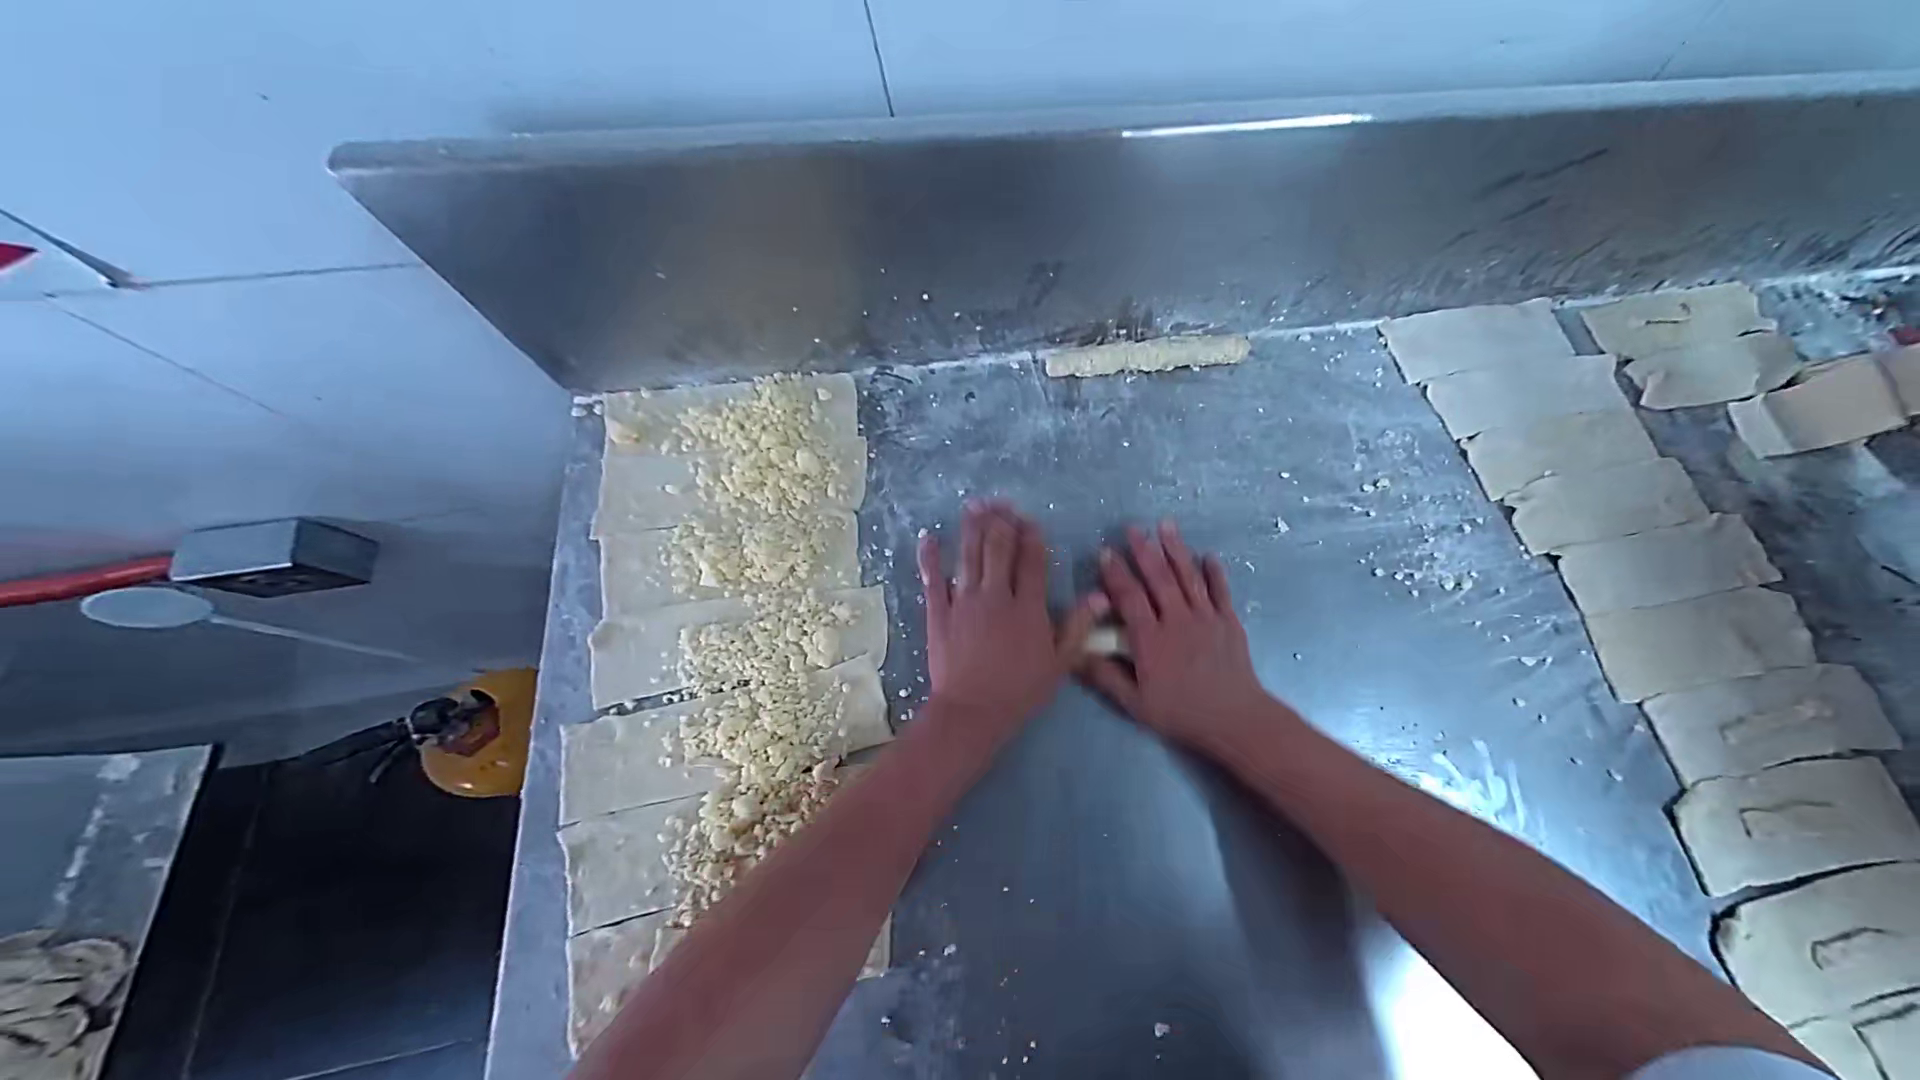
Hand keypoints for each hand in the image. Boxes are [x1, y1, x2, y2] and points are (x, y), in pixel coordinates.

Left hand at [917, 500, 1096, 733]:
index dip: (1032, 536)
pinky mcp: (938, 611)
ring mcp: (963, 600)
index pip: (1032, 561)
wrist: (972, 711)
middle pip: (999, 548)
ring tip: (975, 505)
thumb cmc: (1020, 690)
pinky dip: (930, 556)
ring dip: (973, 527)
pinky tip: (929, 536)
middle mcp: (995, 595)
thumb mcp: (1059, 663)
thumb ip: (1078, 626)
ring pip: (969, 555)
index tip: (1030, 520)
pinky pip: (932, 578)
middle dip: (1002, 522)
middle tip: (1001, 504)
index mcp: (1027, 606)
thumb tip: (1100, 596)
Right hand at [1078, 520, 1289, 748]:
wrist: (1236, 721)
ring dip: (1176, 550)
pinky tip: (1208, 556)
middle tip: (1133, 528)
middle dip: (1144, 551)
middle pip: (1159, 579)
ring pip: (1188, 578)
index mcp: (1151, 639)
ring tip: (1166, 526)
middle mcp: (1177, 621)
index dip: (1116, 574)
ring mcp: (1206, 619)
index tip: (1105, 552)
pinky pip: (1220, 592)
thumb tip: (1076, 654)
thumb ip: (1105, 676)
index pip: (1130, 598)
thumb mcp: (1135, 703)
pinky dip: (1214, 573)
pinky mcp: (1229, 623)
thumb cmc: (1181, 713)